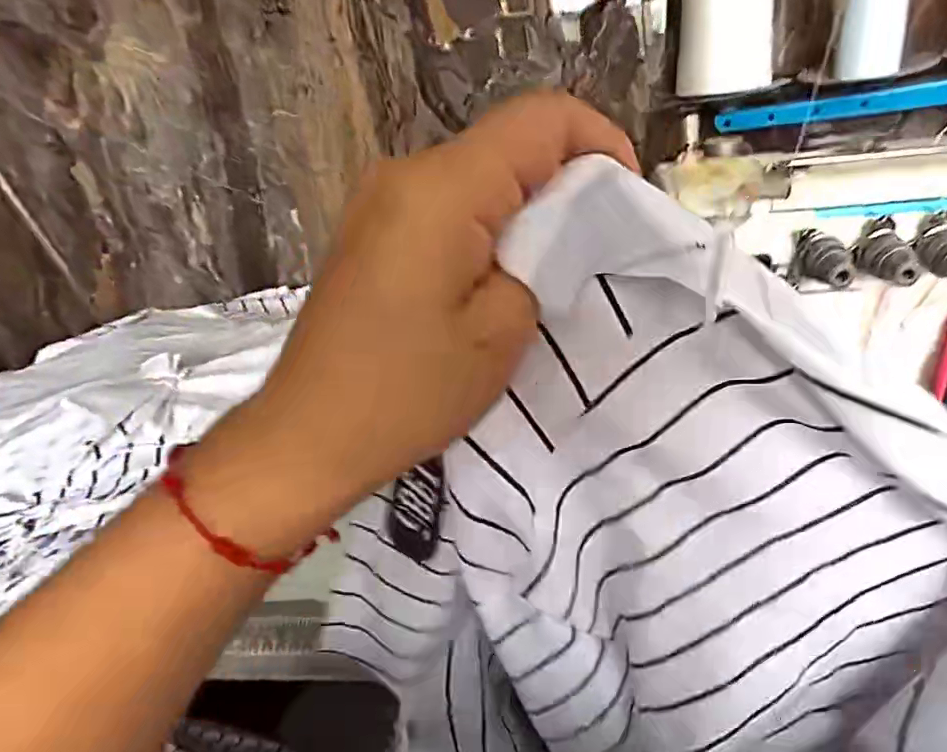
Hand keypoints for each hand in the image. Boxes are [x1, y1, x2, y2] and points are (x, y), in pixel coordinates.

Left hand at [189, 93, 638, 549]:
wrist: (315, 433)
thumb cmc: (411, 392)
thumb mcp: (501, 334)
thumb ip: (540, 268)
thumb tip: (551, 242)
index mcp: (443, 191)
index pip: (539, 122)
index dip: (599, 143)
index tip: (631, 195)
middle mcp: (407, 177)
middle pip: (509, 147)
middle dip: (569, 185)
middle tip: (606, 248)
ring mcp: (384, 205)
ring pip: (481, 182)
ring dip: (531, 216)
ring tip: (563, 274)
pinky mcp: (376, 238)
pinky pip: (452, 214)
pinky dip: (494, 235)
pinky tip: (510, 284)